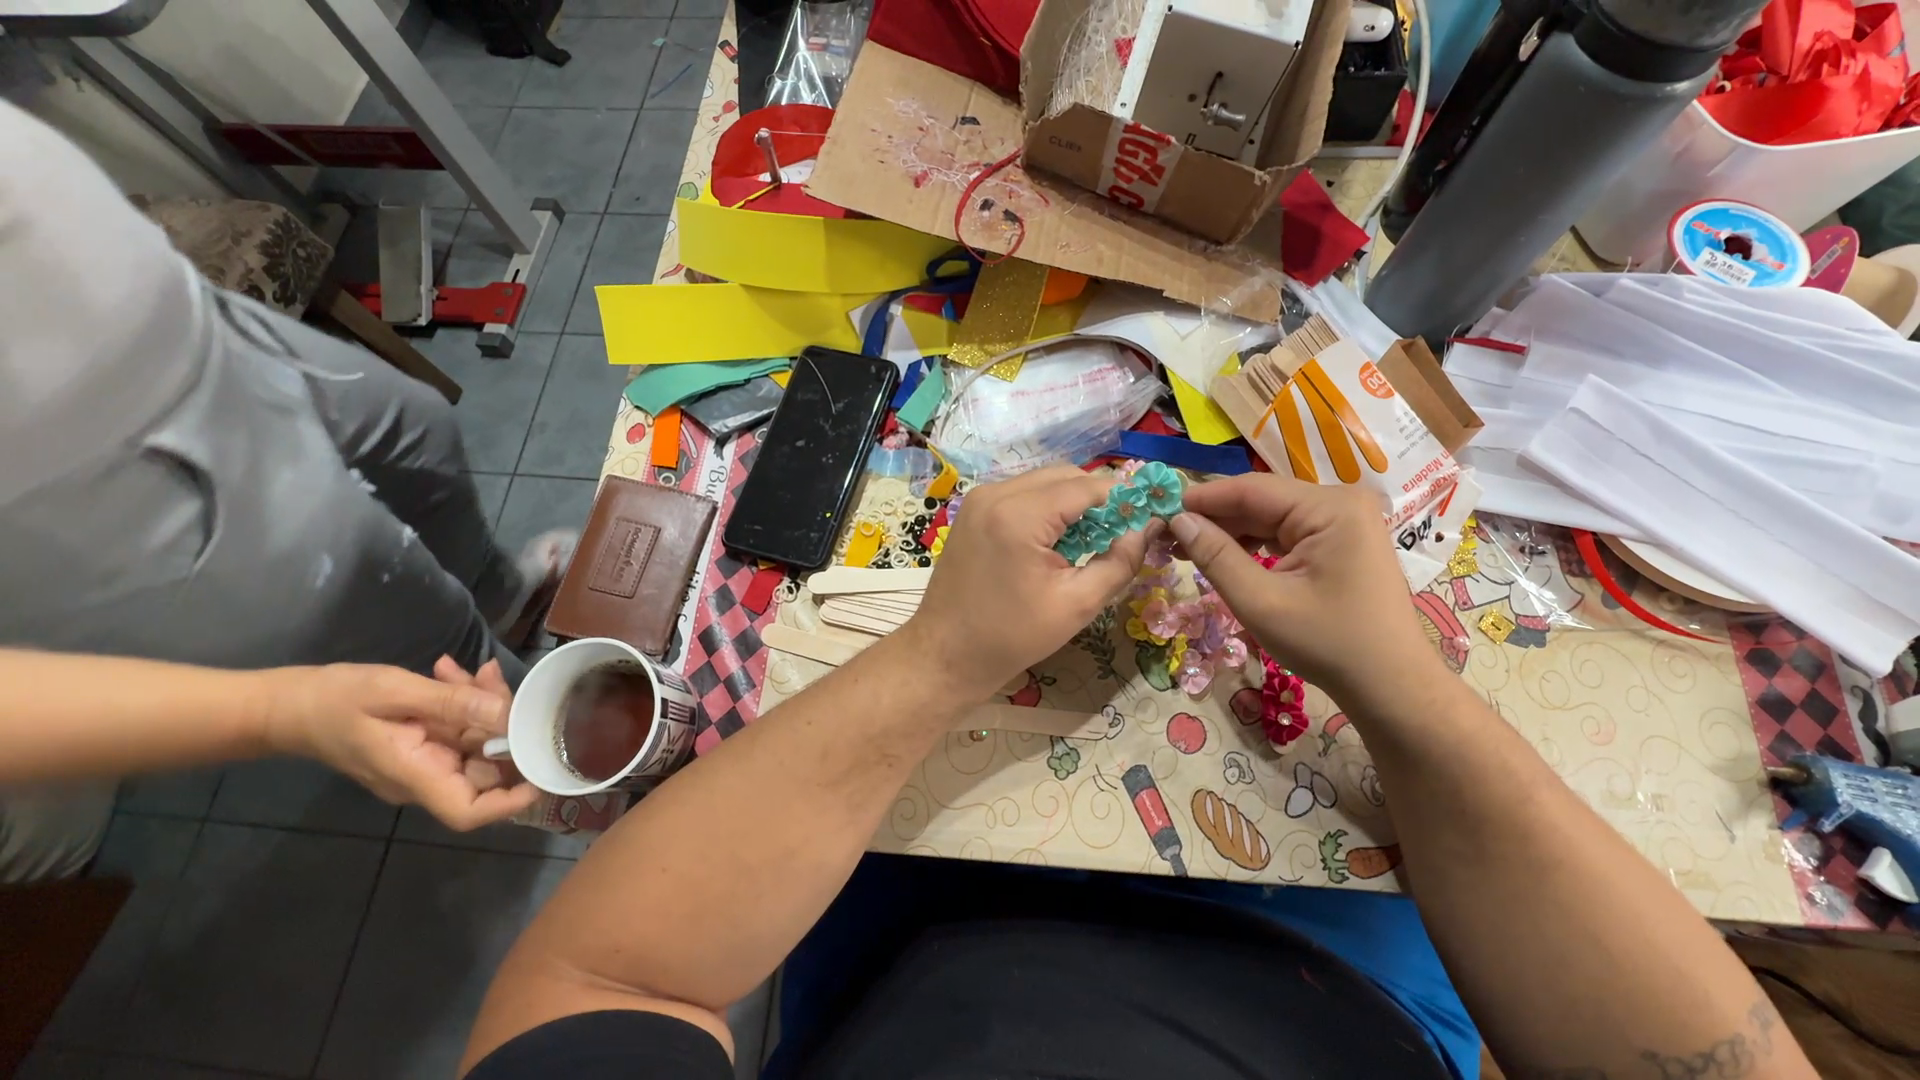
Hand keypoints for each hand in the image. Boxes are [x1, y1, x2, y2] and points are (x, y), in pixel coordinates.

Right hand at [261, 658, 537, 829]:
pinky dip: (465, 701)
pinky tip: (454, 671)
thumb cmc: (334, 700)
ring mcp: (424, 762)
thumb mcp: (395, 693)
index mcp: (414, 776)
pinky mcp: (423, 744)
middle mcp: (424, 777)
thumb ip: (452, 704)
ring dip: (484, 704)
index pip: (468, 810)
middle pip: (484, 766)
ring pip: (476, 740)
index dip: (509, 801)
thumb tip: (507, 714)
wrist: (286, 704)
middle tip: (492, 682)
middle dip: (504, 724)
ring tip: (473, 671)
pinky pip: (458, 728)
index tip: (540, 773)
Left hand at [901, 467, 1149, 700]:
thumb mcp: (1076, 605)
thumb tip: (1147, 530)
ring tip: (1090, 543)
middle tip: (1120, 535)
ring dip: (1073, 503)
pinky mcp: (973, 510)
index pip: (1088, 486)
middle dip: (1099, 499)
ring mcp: (980, 499)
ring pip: (1044, 482)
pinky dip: (1047, 509)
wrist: (946, 654)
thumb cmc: (1011, 637)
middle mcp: (996, 493)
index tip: (1151, 516)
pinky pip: (1023, 494)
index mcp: (1020, 515)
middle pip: (1066, 476)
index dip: (1124, 498)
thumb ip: (1119, 562)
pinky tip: (1057, 543)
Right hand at [1173, 475, 1443, 710]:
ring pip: (1273, 516)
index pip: (1251, 489)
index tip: (1159, 511)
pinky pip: (1288, 533)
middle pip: (1262, 500)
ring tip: (1189, 551)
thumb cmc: (1326, 643)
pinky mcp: (1343, 543)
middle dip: (1215, 518)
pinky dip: (1256, 545)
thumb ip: (1216, 556)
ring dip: (1232, 532)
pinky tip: (1226, 559)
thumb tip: (1177, 521)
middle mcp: (1341, 502)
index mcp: (1329, 507)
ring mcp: (1345, 522)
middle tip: (1168, 538)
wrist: (1389, 685)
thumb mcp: (1260, 601)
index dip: (1202, 499)